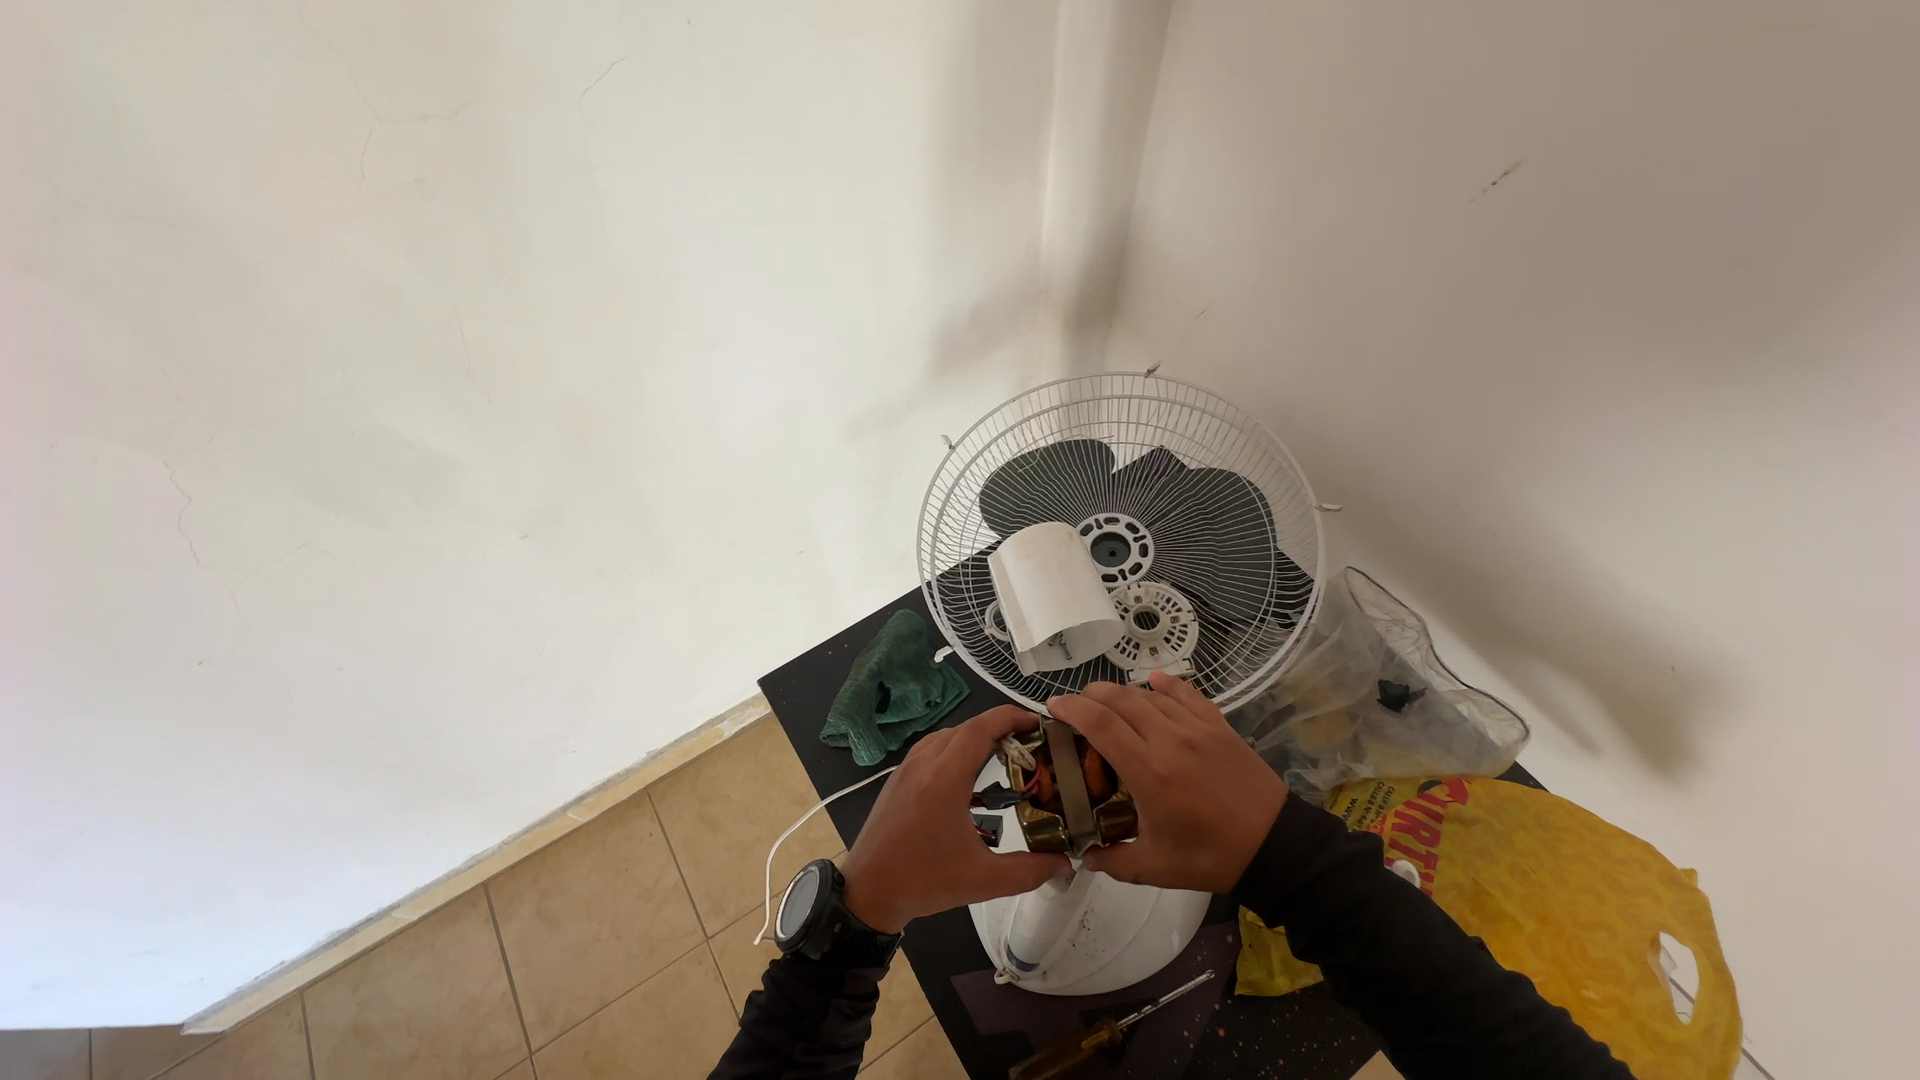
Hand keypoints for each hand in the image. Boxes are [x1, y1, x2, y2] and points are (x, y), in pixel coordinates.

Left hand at [841, 706, 1071, 932]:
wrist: (867, 891)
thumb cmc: (924, 881)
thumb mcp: (983, 880)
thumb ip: (1029, 870)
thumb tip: (1066, 862)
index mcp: (944, 778)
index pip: (980, 728)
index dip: (1011, 717)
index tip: (1038, 722)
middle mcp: (924, 763)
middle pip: (967, 727)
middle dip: (1000, 727)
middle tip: (1031, 743)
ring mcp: (907, 768)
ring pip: (948, 735)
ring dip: (977, 736)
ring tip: (1005, 754)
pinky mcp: (899, 777)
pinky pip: (933, 747)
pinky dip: (956, 748)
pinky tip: (970, 773)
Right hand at [1048, 672, 1286, 893]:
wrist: (1275, 846)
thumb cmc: (1211, 857)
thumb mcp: (1156, 868)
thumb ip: (1113, 860)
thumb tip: (1083, 856)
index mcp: (1148, 772)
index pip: (1100, 725)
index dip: (1071, 709)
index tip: (1052, 706)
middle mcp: (1169, 740)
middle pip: (1120, 700)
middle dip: (1090, 695)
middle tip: (1074, 704)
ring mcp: (1196, 728)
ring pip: (1149, 694)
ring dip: (1121, 691)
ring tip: (1106, 699)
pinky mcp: (1219, 725)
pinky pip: (1187, 694)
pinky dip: (1166, 684)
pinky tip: (1154, 681)